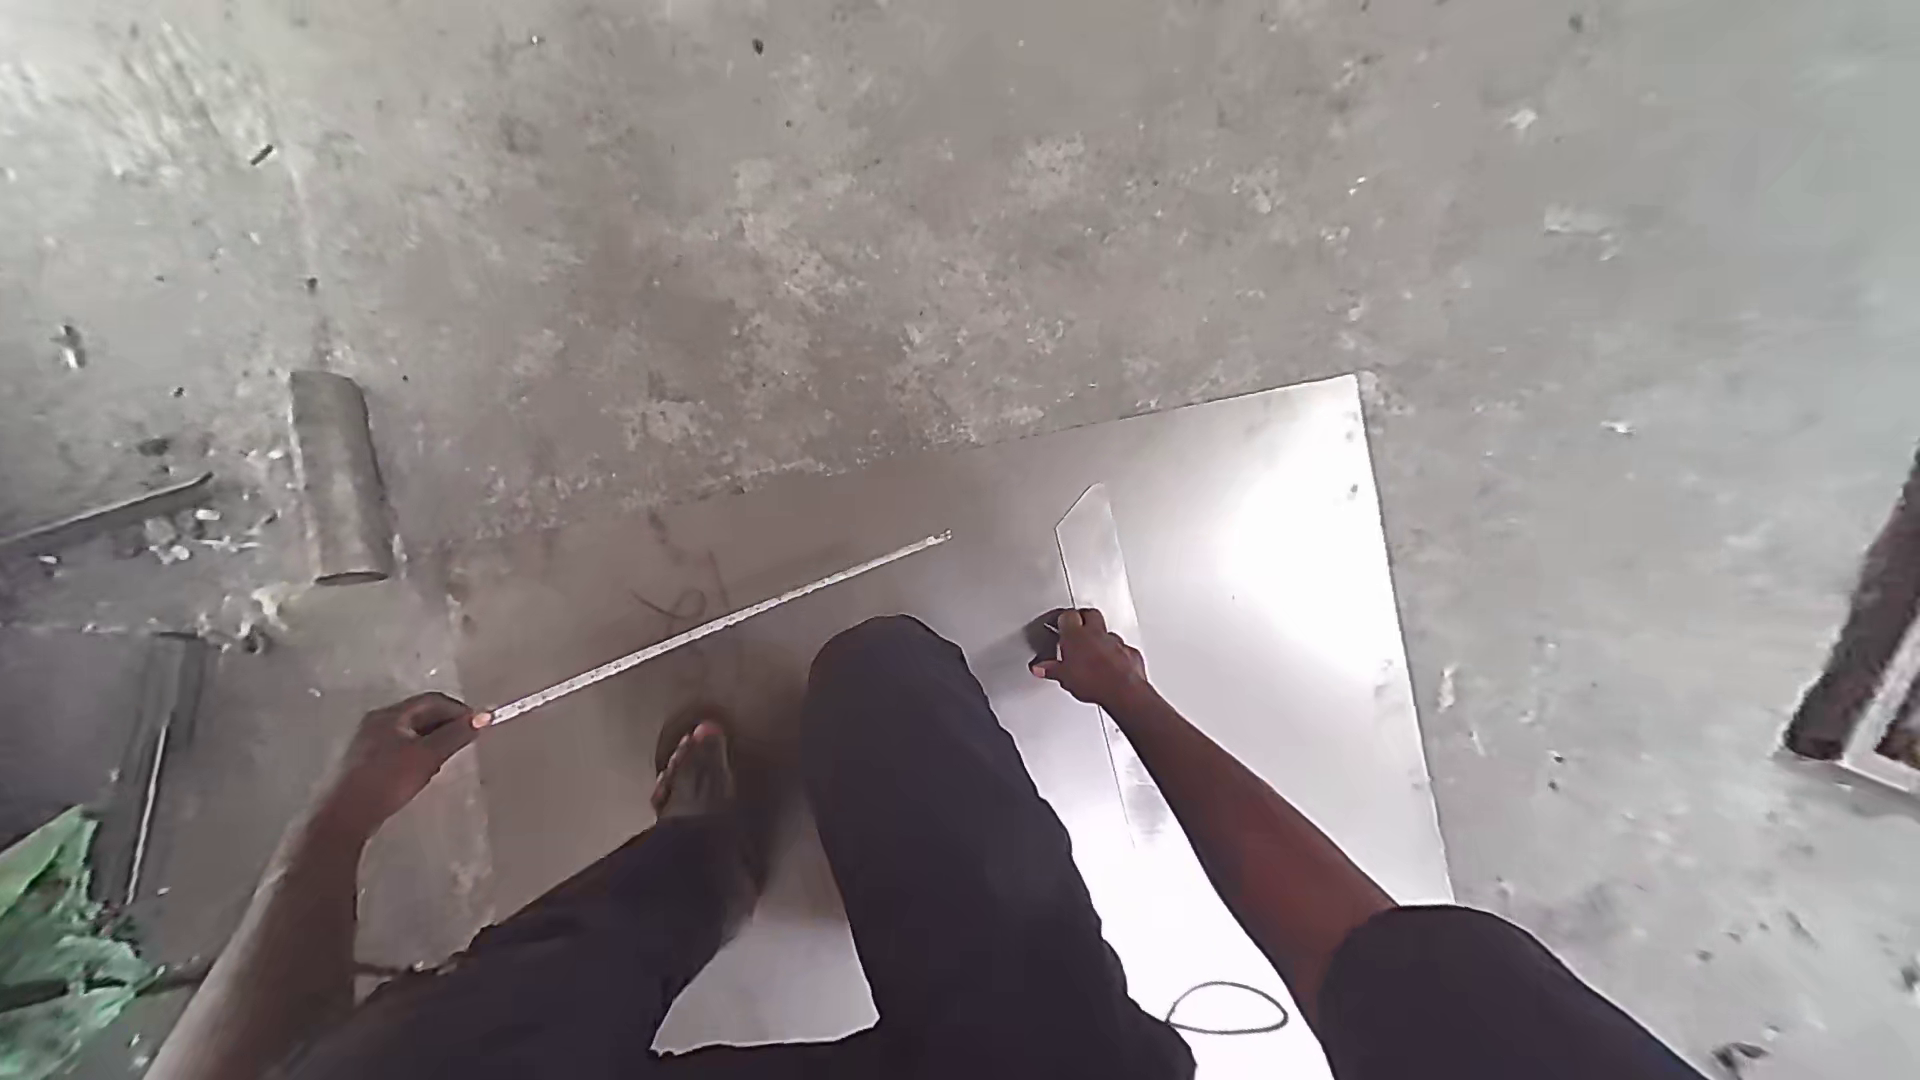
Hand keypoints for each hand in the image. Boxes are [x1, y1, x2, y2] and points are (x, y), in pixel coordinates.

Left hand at [314, 692, 482, 840]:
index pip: (434, 700)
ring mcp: (365, 743)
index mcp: (389, 715)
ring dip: (434, 740)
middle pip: (421, 714)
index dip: (459, 710)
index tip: (476, 725)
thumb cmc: (386, 781)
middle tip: (464, 740)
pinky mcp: (361, 763)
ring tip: (444, 758)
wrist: (340, 820)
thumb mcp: (429, 755)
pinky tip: (422, 770)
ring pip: (411, 732)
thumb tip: (482, 718)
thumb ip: (457, 733)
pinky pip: (399, 747)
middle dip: (447, 725)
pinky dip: (418, 753)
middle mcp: (374, 723)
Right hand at [1030, 608, 1151, 708]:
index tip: (1059, 624)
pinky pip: (1122, 648)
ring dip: (1100, 637)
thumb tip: (1040, 668)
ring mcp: (1115, 642)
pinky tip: (1111, 664)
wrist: (1123, 692)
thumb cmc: (1094, 680)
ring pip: (1107, 631)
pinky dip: (1116, 653)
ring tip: (1093, 649)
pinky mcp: (1130, 653)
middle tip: (1076, 626)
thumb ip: (1051, 669)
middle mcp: (1096, 633)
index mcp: (1076, 634)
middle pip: (1089, 614)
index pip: (1067, 616)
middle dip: (1083, 618)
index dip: (1062, 619)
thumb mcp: (1064, 677)